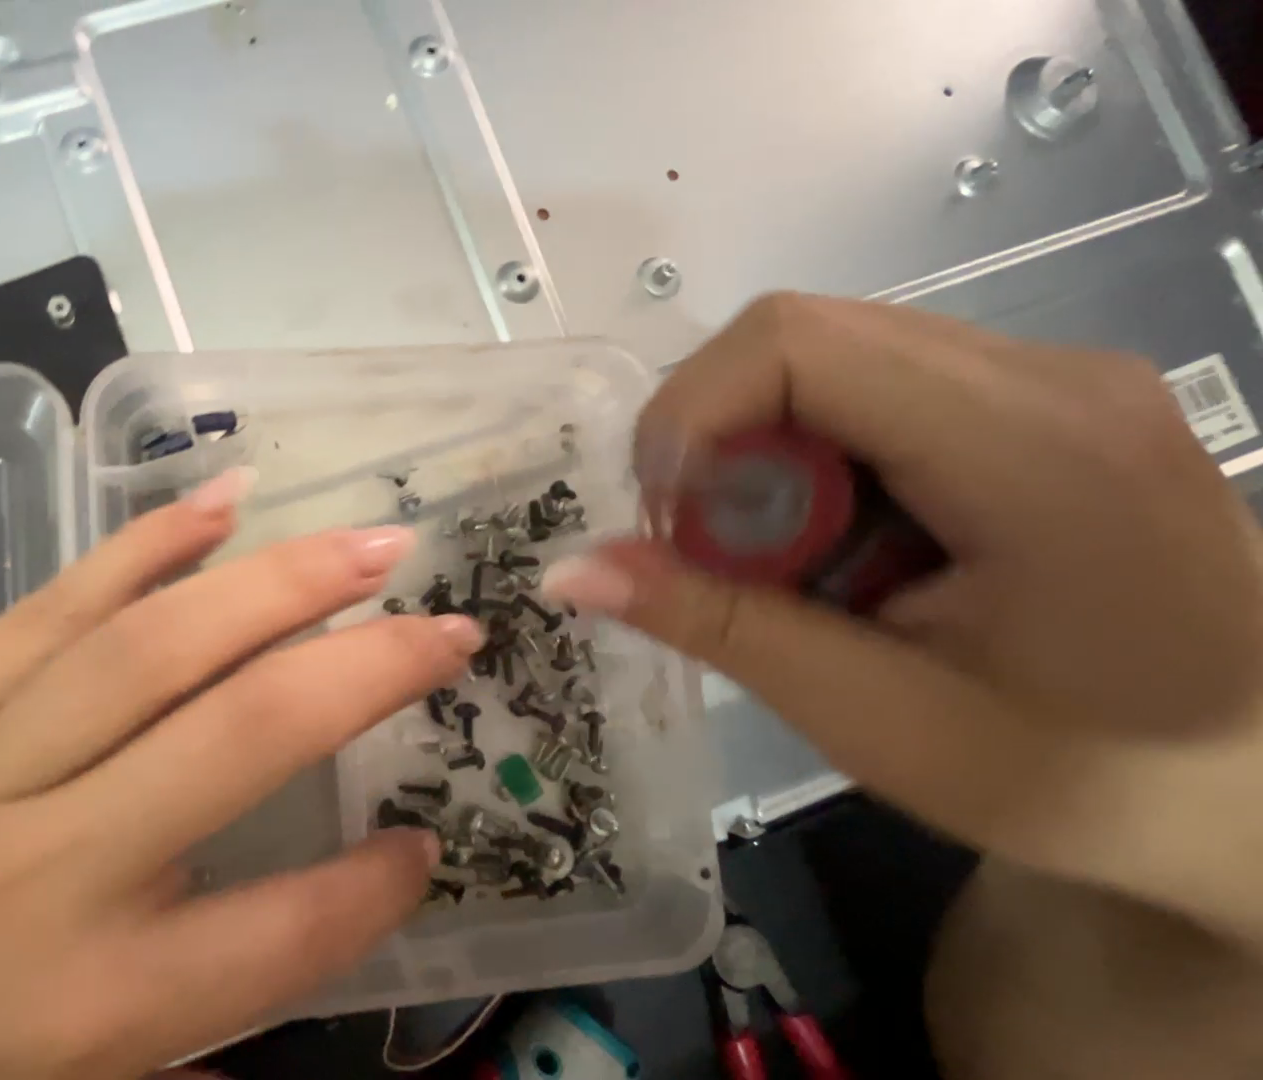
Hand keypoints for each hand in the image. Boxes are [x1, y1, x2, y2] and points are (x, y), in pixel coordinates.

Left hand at [0, 469, 481, 1079]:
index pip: (289, 937)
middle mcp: (55, 864)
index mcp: (88, 1008)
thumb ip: (171, 1026)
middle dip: (370, 674)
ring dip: (281, 584)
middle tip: (455, 625)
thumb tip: (283, 935)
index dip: (377, 888)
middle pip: (246, 735)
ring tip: (369, 543)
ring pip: (162, 645)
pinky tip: (218, 501)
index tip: (427, 841)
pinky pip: (61, 607)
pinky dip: (147, 547)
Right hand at [541, 294, 1262, 941]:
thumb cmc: (1084, 779)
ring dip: (760, 460)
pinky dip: (808, 463)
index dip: (688, 416)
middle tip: (717, 562)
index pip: (791, 340)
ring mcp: (1048, 382)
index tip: (668, 528)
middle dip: (718, 447)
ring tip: (786, 570)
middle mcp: (1045, 374)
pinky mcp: (1036, 406)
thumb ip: (715, 626)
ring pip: (822, 363)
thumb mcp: (876, 718)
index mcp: (1030, 442)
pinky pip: (866, 393)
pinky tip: (840, 549)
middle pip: (798, 341)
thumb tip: (567, 571)